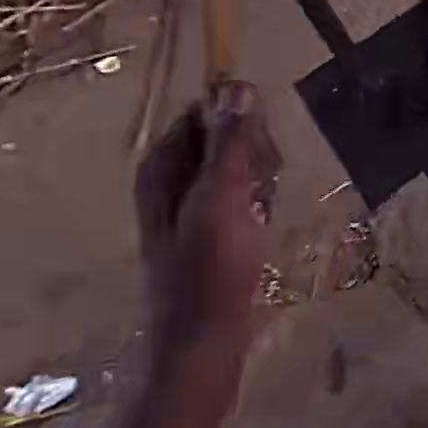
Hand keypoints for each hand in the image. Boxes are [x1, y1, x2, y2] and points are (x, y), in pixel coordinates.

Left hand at [136, 82, 279, 344]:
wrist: (203, 341)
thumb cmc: (210, 268)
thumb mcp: (221, 197)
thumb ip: (229, 141)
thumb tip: (237, 86)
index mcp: (163, 163)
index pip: (208, 110)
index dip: (240, 122)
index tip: (260, 151)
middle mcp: (170, 175)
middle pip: (223, 133)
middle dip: (253, 151)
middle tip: (264, 185)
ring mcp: (188, 199)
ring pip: (235, 161)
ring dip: (258, 174)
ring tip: (263, 208)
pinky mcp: (206, 220)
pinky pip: (237, 188)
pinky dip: (255, 197)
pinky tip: (261, 219)